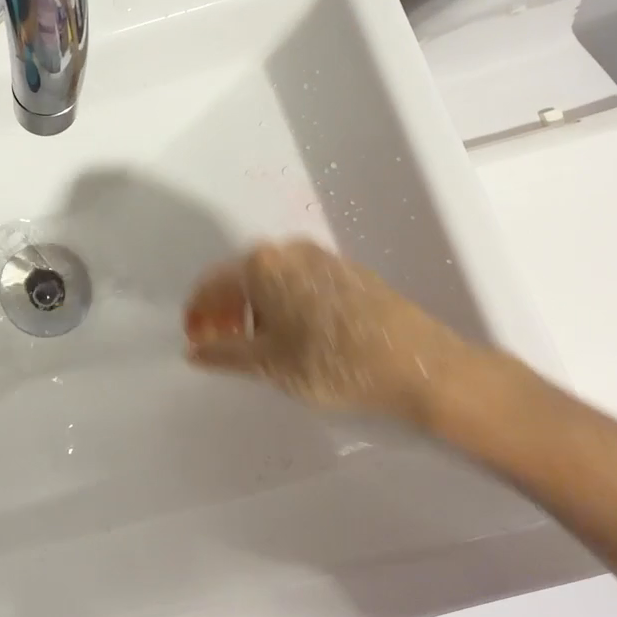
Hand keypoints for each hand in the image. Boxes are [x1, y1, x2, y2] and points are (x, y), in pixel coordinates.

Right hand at [182, 239, 488, 426]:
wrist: (421, 366)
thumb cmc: (333, 363)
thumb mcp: (268, 365)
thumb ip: (223, 354)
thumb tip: (195, 352)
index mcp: (261, 264)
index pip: (211, 284)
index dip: (197, 314)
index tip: (195, 342)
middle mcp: (290, 250)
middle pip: (241, 278)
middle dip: (225, 310)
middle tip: (221, 344)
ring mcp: (324, 259)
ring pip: (272, 280)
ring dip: (255, 309)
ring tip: (258, 345)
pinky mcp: (351, 274)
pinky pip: (300, 284)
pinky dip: (284, 306)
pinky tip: (295, 337)